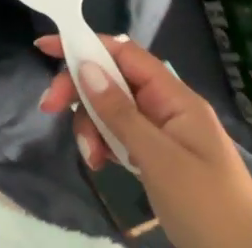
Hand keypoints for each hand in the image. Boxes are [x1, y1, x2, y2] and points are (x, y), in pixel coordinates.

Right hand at [37, 33, 251, 247]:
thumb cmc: (207, 207)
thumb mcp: (159, 159)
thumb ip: (120, 112)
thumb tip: (86, 66)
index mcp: (176, 99)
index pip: (125, 55)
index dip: (86, 45)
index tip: (44, 48)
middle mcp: (168, 109)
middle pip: (112, 81)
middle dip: (81, 92)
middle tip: (51, 109)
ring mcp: (164, 135)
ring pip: (111, 111)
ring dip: (92, 126)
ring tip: (91, 157)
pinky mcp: (158, 159)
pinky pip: (120, 136)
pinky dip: (104, 145)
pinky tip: (100, 164)